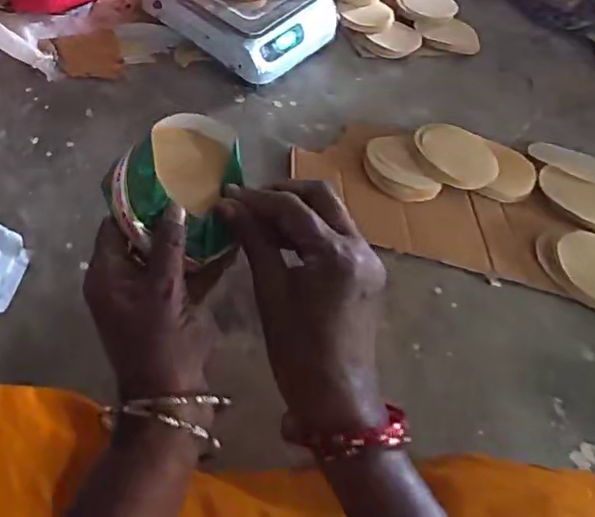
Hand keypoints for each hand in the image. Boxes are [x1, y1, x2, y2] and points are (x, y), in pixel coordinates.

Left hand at [83, 208, 215, 399]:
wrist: (172, 404)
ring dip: (184, 240)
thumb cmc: (160, 344)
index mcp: (106, 274)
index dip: (133, 204)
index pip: (113, 225)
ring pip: (161, 257)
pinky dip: (195, 265)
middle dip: (164, 218)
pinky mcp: (164, 309)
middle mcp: (119, 281)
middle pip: (138, 238)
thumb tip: (173, 206)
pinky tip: (222, 245)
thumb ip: (169, 245)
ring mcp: (142, 296)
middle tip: (189, 192)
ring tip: (209, 212)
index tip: (158, 181)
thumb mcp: (164, 290)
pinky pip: (177, 278)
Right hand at [217, 182, 386, 433]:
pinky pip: (336, 232)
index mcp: (337, 254)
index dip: (256, 198)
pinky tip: (281, 239)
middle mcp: (360, 248)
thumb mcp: (270, 290)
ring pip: (330, 211)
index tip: (226, 194)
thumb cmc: (298, 351)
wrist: (337, 403)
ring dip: (296, 208)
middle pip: (321, 196)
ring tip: (259, 218)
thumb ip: (252, 239)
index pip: (292, 207)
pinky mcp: (366, 271)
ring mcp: (368, 259)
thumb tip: (226, 204)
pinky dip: (309, 227)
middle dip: (282, 192)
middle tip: (248, 201)